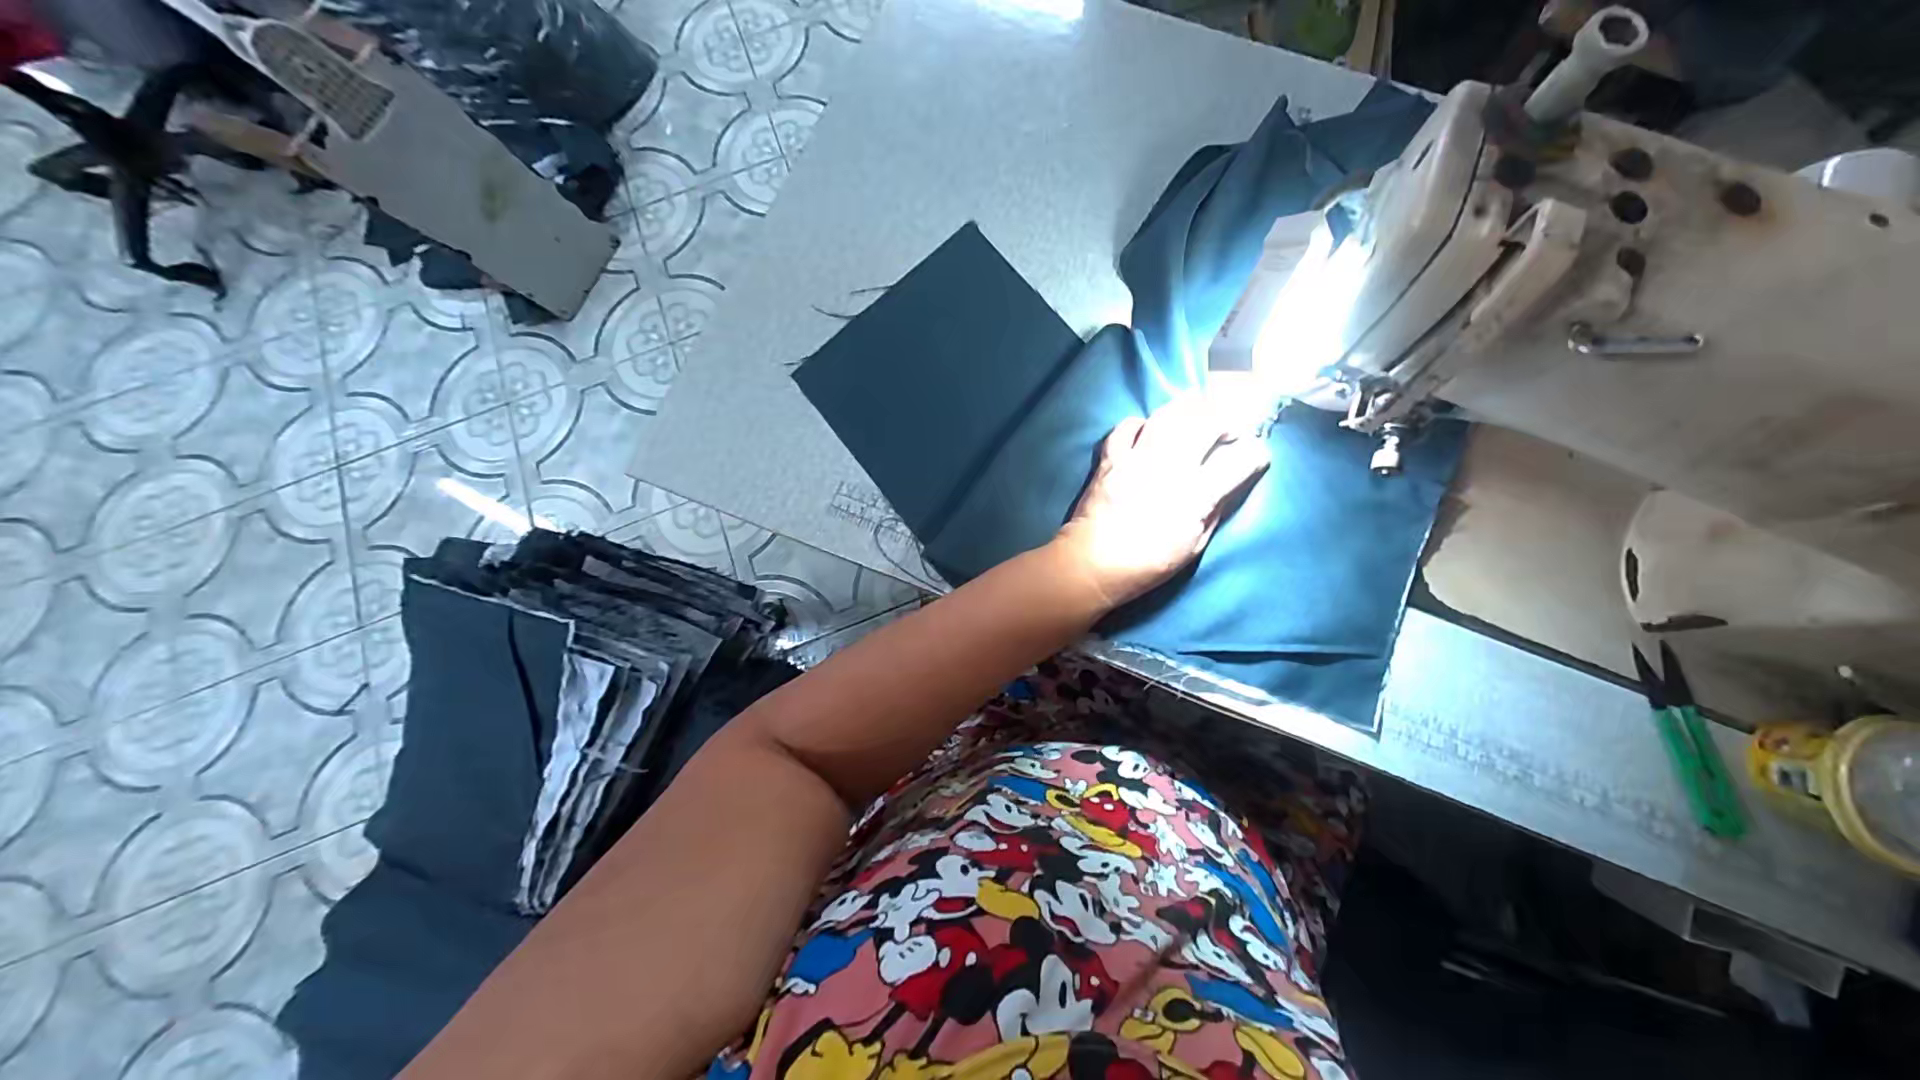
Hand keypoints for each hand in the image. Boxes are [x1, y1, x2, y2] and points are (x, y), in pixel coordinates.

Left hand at [1050, 396, 1269, 609]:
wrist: (1091, 564)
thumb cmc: (1147, 565)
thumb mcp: (1192, 546)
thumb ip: (1213, 512)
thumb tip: (1226, 488)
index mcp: (1195, 495)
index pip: (1238, 462)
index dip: (1255, 456)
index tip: (1257, 457)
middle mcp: (1168, 468)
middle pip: (1206, 424)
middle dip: (1226, 420)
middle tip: (1232, 428)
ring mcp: (1136, 458)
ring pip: (1168, 416)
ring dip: (1190, 409)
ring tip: (1200, 411)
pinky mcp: (1110, 457)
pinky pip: (1127, 427)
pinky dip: (1141, 423)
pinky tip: (1148, 428)